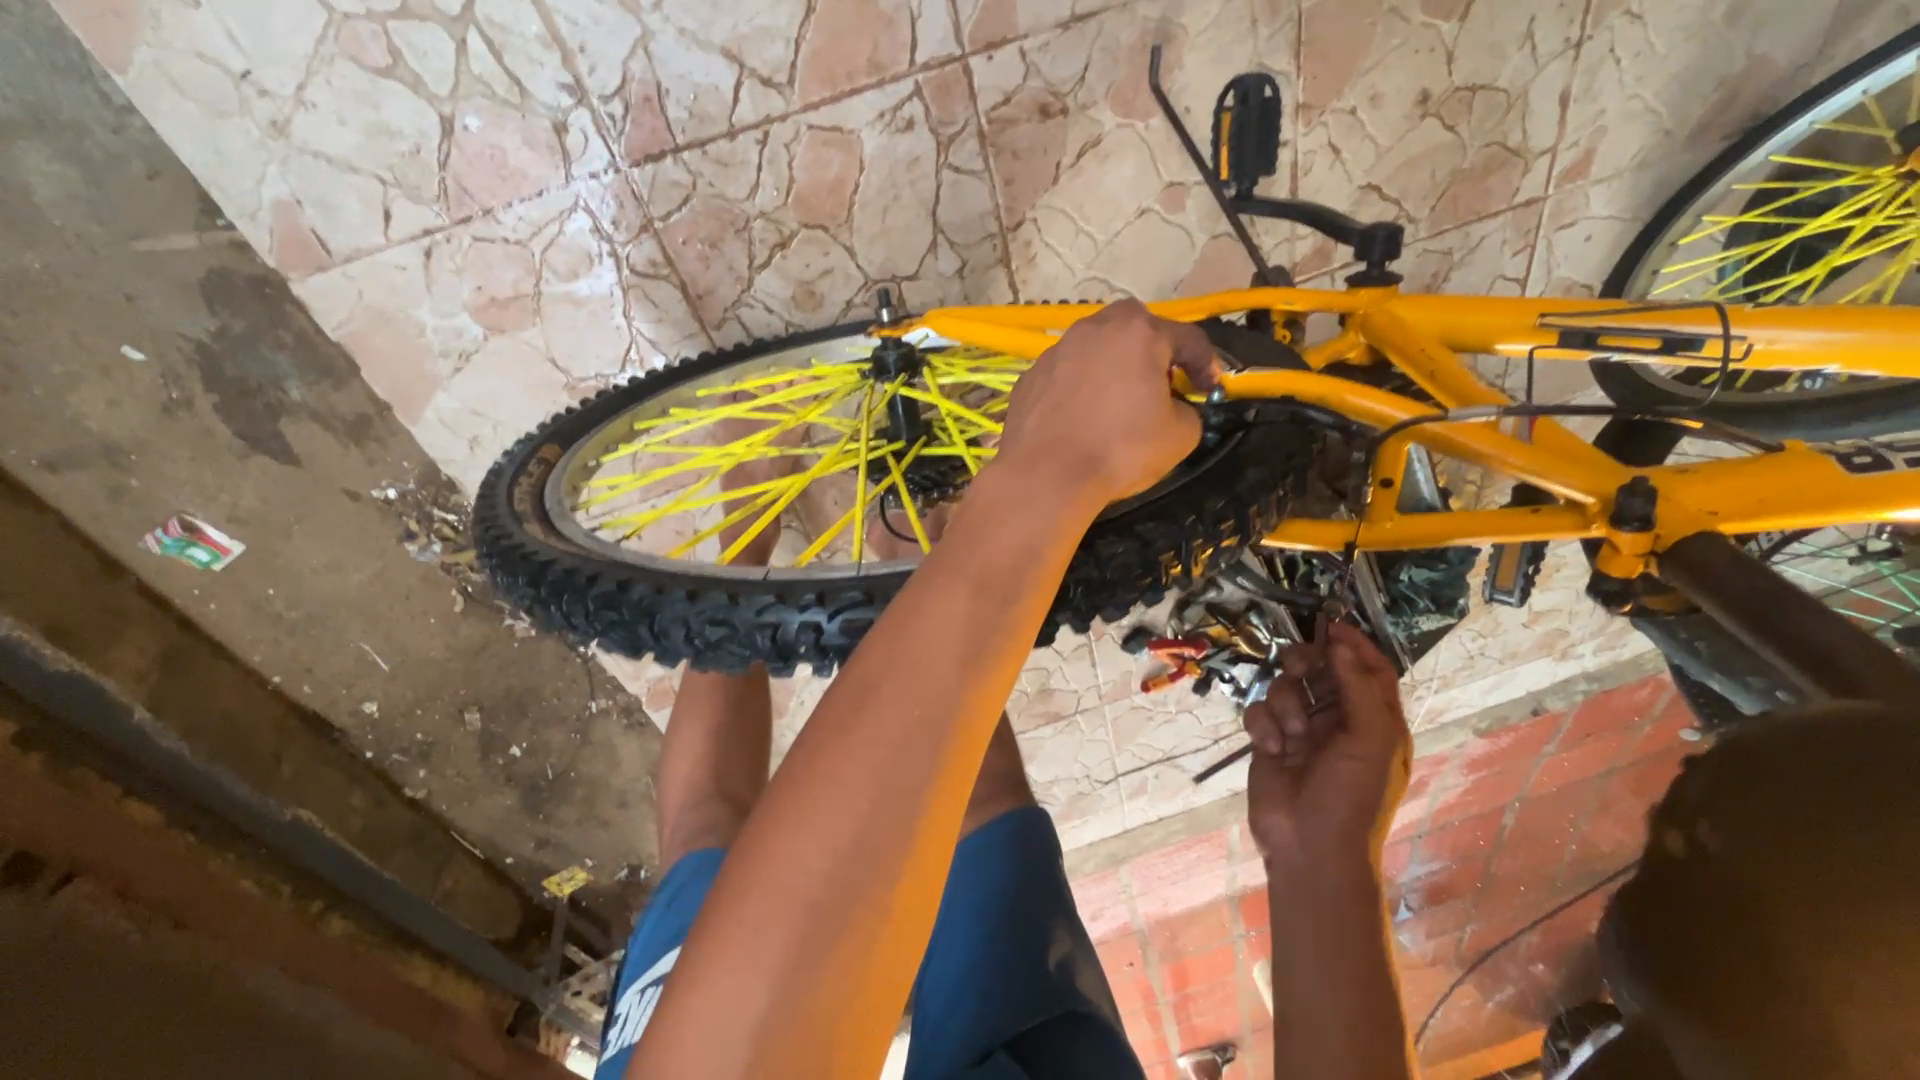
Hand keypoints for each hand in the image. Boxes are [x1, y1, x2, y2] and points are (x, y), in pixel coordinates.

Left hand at [993, 299, 1219, 504]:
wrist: (1045, 474)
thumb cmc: (1120, 449)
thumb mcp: (1180, 435)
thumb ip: (1188, 410)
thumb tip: (1175, 407)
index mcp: (1139, 332)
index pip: (1188, 339)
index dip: (1206, 365)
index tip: (1209, 390)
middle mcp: (1095, 329)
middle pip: (1135, 328)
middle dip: (1154, 350)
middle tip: (1161, 383)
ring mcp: (1056, 350)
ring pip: (1095, 349)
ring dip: (1112, 367)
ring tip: (1117, 401)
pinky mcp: (1030, 376)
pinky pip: (1066, 375)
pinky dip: (1079, 388)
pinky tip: (1081, 418)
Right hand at [1242, 623, 1410, 870]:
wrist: (1308, 846)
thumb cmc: (1352, 796)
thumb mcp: (1370, 740)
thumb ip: (1358, 688)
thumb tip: (1341, 644)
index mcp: (1375, 720)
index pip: (1370, 669)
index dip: (1354, 645)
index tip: (1330, 626)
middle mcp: (1339, 720)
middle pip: (1322, 670)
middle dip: (1308, 664)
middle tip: (1299, 665)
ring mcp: (1302, 731)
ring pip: (1287, 687)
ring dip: (1286, 704)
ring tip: (1291, 735)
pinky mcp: (1270, 742)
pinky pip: (1260, 712)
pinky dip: (1263, 726)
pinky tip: (1271, 749)